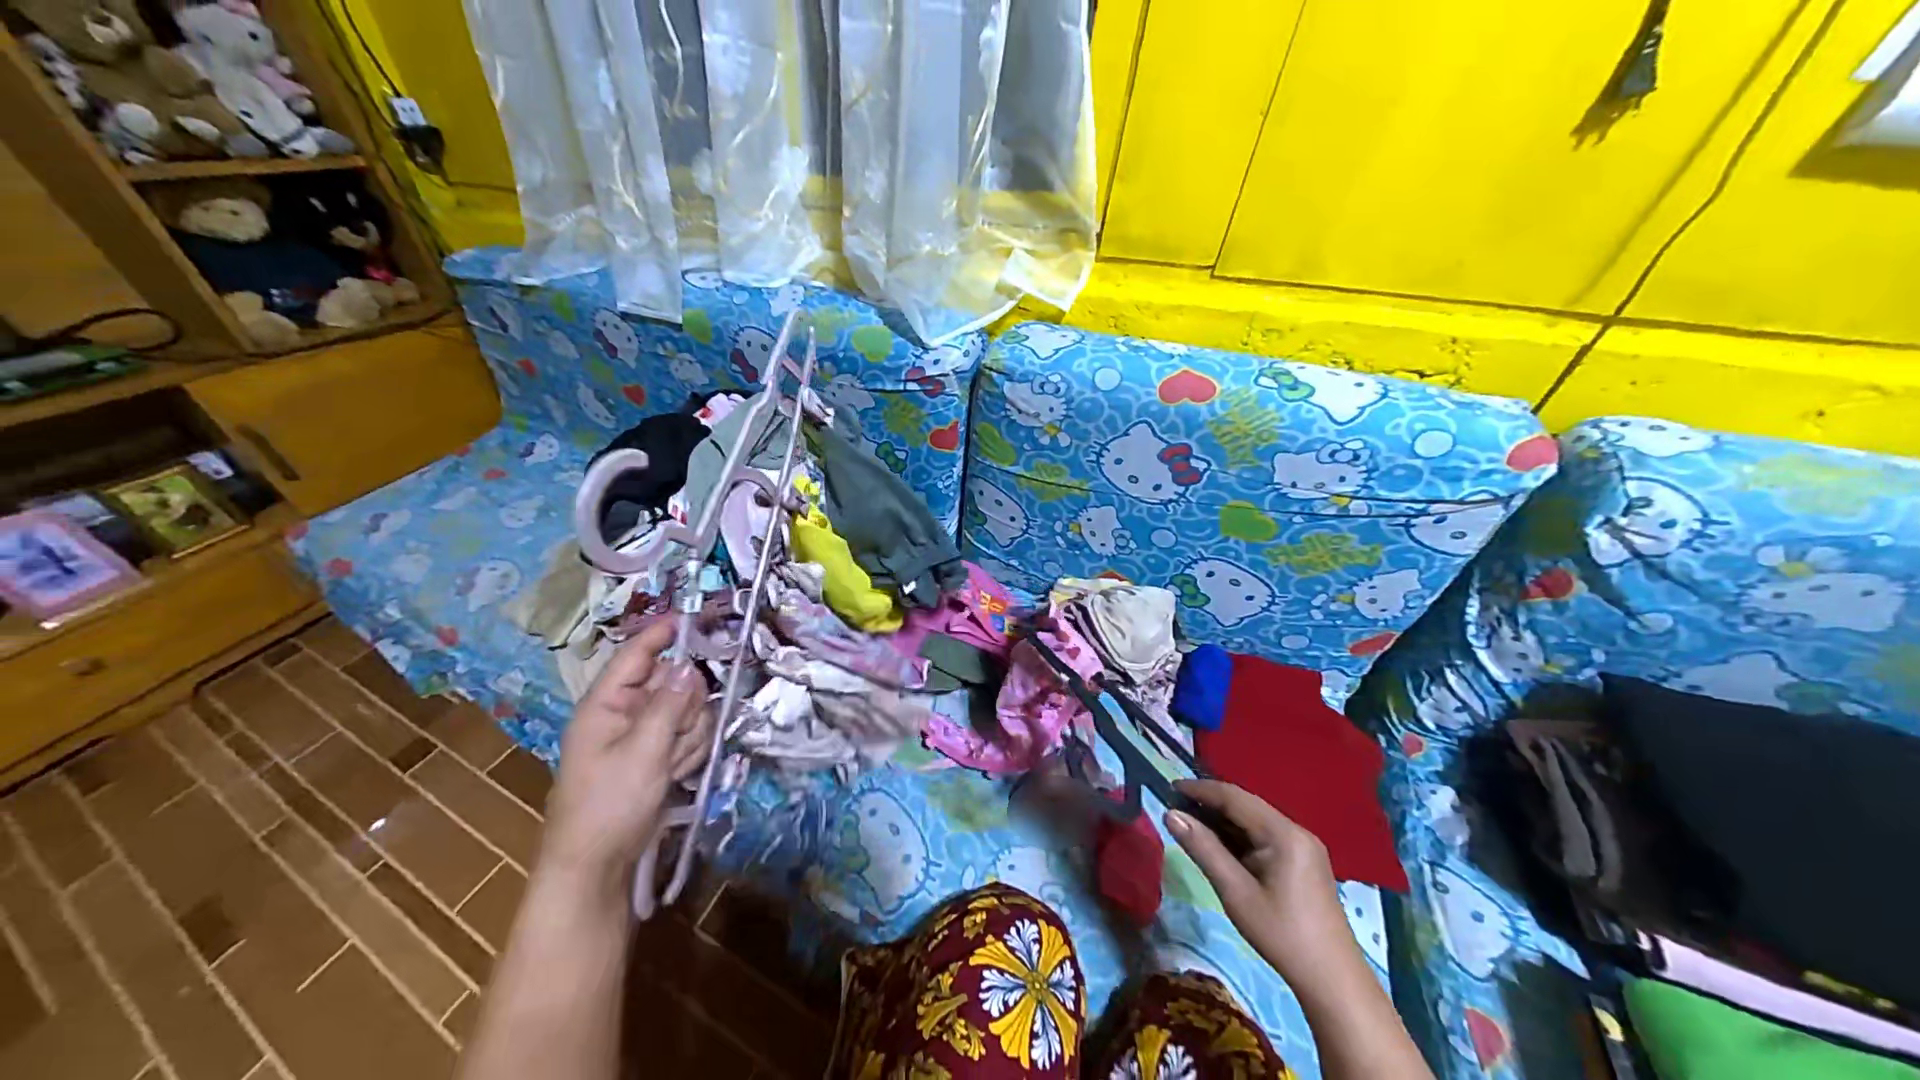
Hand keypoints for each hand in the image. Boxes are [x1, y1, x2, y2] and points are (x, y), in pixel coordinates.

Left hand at [539, 622, 713, 893]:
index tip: (695, 618)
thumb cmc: (608, 806)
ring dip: (689, 734)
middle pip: (672, 683)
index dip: (663, 635)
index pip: (636, 655)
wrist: (597, 868)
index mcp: (606, 705)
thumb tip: (688, 666)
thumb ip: (669, 706)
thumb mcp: (642, 753)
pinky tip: (677, 774)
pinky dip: (689, 752)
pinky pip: (687, 737)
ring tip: (674, 765)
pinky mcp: (657, 757)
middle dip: (686, 705)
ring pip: (687, 711)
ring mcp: (642, 737)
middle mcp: (625, 714)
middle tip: (679, 735)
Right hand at [1165, 780, 1361, 982]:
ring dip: (1223, 819)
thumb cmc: (1281, 934)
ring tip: (1190, 822)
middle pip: (1246, 805)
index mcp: (1283, 833)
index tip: (1170, 788)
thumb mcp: (1235, 892)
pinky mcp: (1303, 860)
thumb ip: (1203, 848)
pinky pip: (1264, 835)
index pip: (1235, 797)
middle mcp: (1296, 830)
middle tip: (1175, 806)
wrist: (1332, 979)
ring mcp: (1303, 845)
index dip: (1200, 789)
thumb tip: (1171, 814)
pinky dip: (1238, 835)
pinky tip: (1219, 843)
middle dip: (1210, 802)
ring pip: (1254, 820)